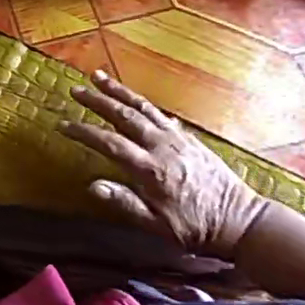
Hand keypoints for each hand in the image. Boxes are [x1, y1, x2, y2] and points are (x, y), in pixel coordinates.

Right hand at [58, 70, 266, 257]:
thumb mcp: (157, 225)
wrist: (241, 222)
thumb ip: (125, 203)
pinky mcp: (189, 139)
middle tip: (75, 89)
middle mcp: (163, 147)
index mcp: (151, 169)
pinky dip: (142, 103)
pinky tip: (133, 99)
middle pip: (124, 116)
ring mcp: (178, 140)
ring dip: (119, 91)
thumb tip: (92, 186)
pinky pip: (160, 114)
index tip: (63, 125)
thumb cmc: (195, 227)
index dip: (84, 132)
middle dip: (97, 100)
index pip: (109, 143)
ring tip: (99, 77)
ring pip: (143, 108)